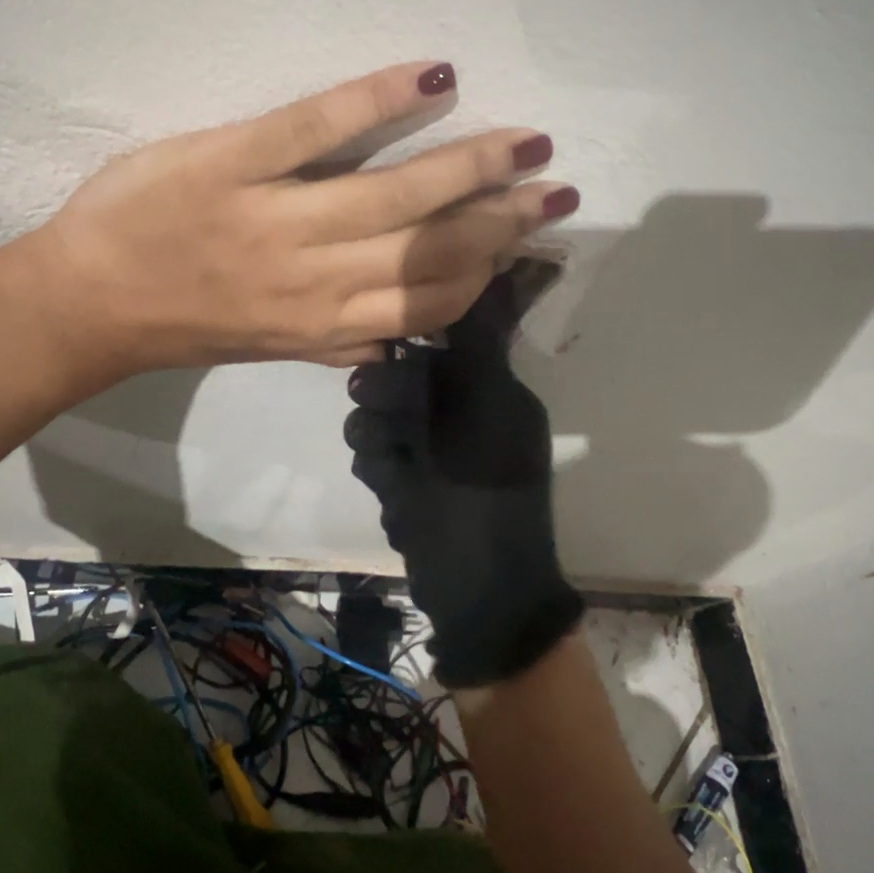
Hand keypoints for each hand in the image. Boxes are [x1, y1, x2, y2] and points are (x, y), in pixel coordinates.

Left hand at [20, 62, 578, 379]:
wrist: (88, 302)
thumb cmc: (181, 325)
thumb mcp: (268, 348)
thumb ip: (335, 340)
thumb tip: (400, 335)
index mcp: (324, 325)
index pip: (427, 301)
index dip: (485, 272)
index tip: (524, 244)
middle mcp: (315, 279)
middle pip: (429, 247)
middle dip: (501, 219)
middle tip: (555, 188)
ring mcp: (277, 218)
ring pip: (394, 193)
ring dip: (469, 164)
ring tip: (524, 141)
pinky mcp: (234, 162)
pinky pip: (319, 127)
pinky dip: (379, 100)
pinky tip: (432, 77)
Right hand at [344, 267, 585, 686]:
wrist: (482, 594)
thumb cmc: (490, 496)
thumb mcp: (492, 413)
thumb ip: (479, 350)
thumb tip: (483, 278)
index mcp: (496, 395)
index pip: (446, 344)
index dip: (413, 342)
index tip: (387, 347)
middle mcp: (465, 418)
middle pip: (403, 381)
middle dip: (385, 396)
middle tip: (377, 412)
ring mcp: (435, 456)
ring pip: (382, 421)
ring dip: (378, 440)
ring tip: (393, 470)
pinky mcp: (411, 488)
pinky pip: (379, 460)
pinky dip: (382, 475)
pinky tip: (395, 496)